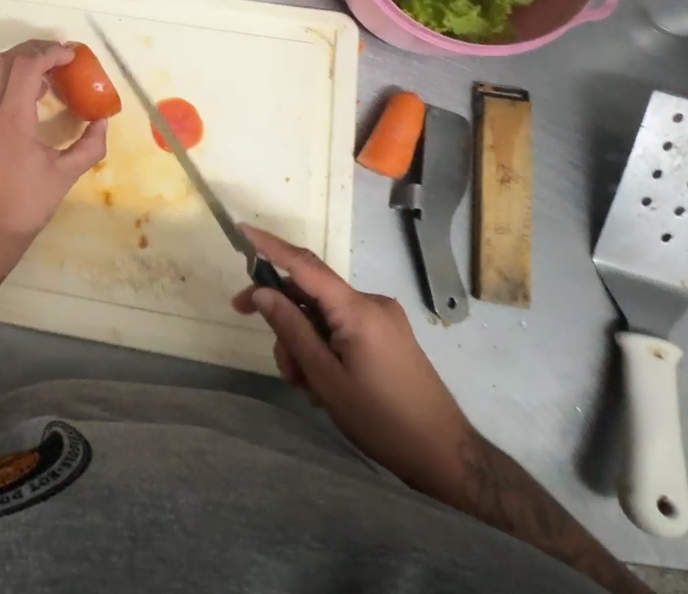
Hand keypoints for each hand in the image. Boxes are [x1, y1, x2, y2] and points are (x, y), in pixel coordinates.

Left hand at [0, 41, 107, 243]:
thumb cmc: (28, 202)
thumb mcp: (66, 174)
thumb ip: (90, 145)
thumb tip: (103, 122)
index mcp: (12, 118)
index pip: (26, 66)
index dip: (50, 53)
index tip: (72, 56)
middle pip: (3, 60)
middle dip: (31, 49)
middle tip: (59, 55)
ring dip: (21, 64)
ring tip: (51, 75)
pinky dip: (13, 82)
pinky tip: (37, 98)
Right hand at [231, 224, 474, 499]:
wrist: (445, 456)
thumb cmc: (382, 419)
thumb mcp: (325, 378)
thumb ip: (291, 330)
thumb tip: (261, 292)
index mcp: (358, 310)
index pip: (305, 266)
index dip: (270, 247)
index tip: (242, 231)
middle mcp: (372, 304)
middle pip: (309, 296)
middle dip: (285, 324)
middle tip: (279, 365)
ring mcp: (383, 320)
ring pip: (322, 315)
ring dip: (304, 344)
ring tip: (307, 387)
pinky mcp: (388, 336)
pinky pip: (341, 327)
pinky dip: (323, 347)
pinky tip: (323, 382)